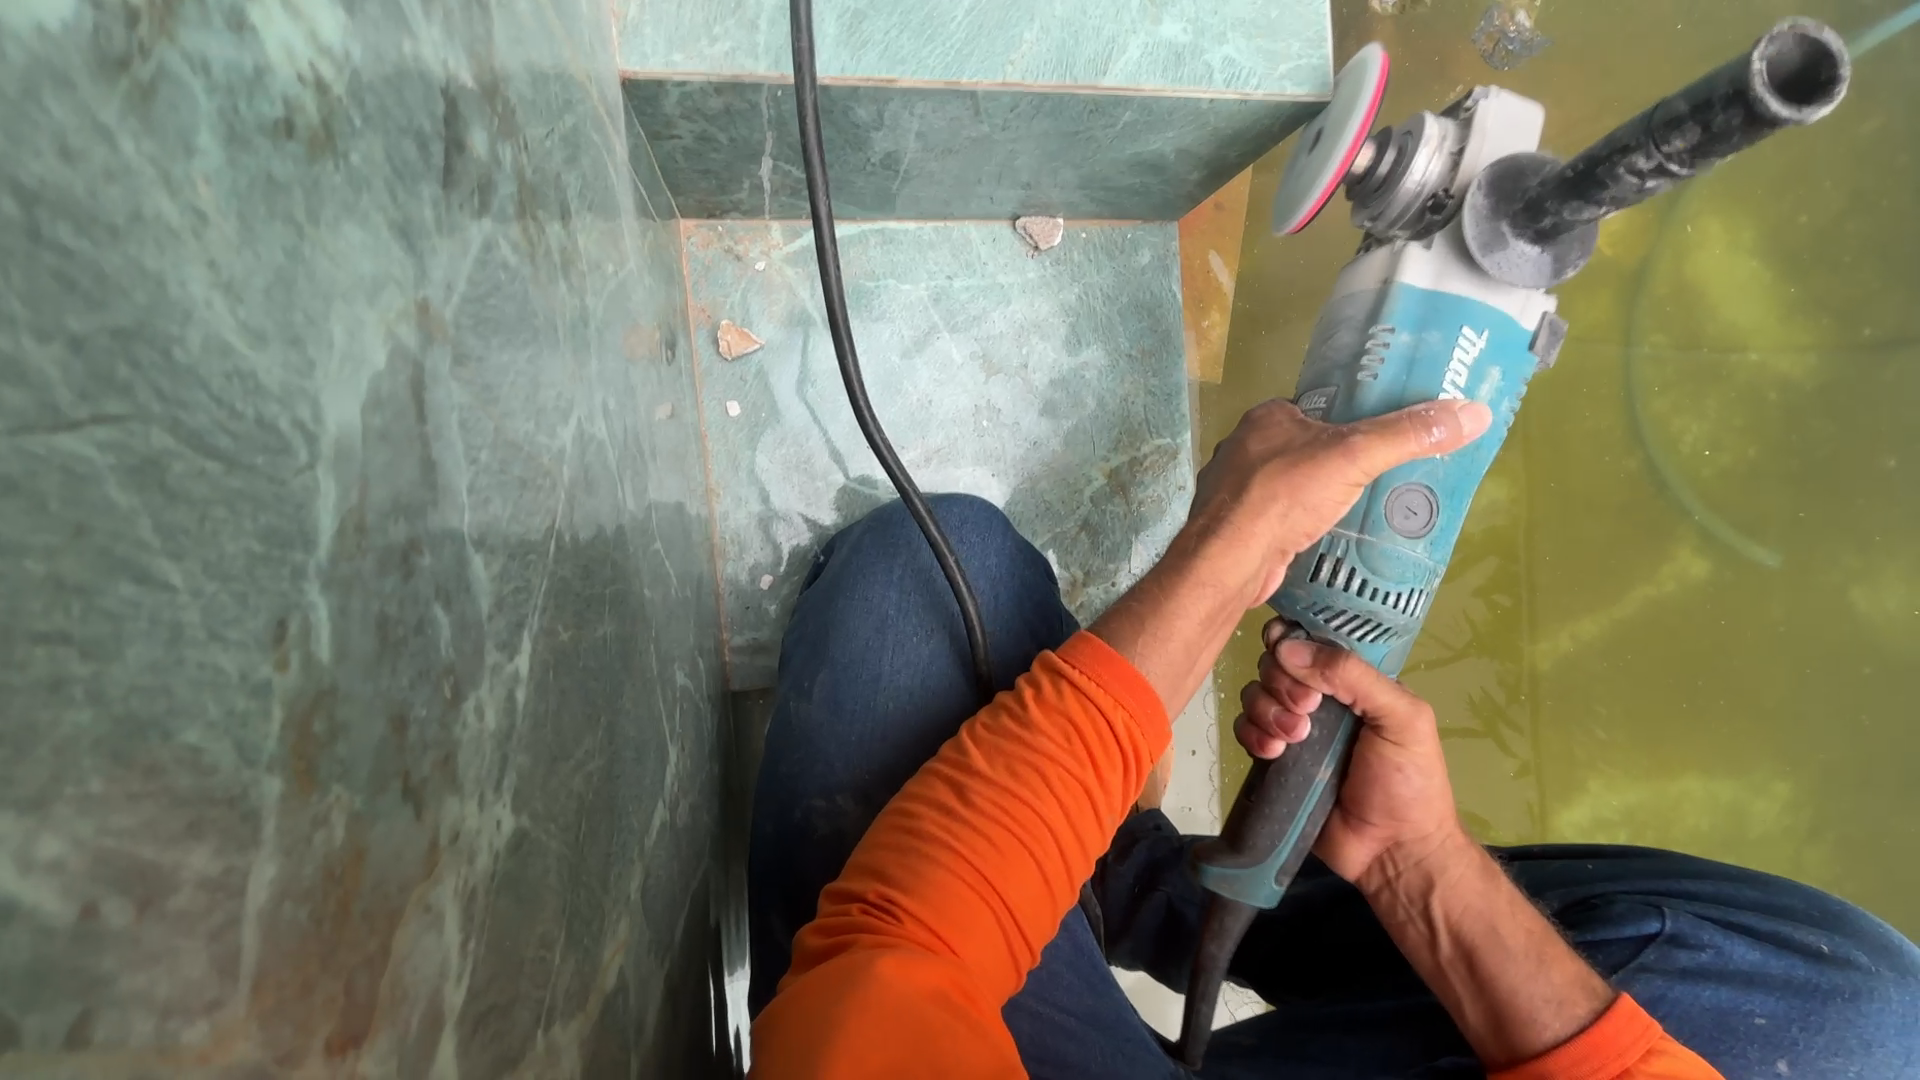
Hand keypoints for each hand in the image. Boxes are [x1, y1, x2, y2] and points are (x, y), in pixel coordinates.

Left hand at [1184, 398, 1490, 608]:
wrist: (1231, 559)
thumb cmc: (1284, 494)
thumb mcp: (1355, 455)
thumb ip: (1409, 434)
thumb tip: (1475, 412)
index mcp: (1265, 418)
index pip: (1317, 409)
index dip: (1351, 419)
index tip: (1384, 436)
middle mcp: (1244, 449)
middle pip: (1305, 449)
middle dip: (1339, 463)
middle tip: (1384, 477)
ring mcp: (1235, 490)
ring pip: (1291, 487)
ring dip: (1321, 497)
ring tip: (1366, 508)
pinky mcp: (1239, 527)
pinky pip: (1281, 518)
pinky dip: (1304, 524)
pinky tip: (1330, 536)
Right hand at [1235, 625, 1463, 890]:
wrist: (1392, 852)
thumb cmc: (1410, 782)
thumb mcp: (1402, 718)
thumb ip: (1352, 675)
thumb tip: (1287, 648)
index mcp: (1353, 680)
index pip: (1310, 640)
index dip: (1291, 640)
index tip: (1288, 654)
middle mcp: (1320, 697)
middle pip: (1274, 664)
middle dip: (1282, 683)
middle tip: (1308, 712)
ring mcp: (1293, 727)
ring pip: (1255, 694)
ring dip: (1267, 712)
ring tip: (1295, 742)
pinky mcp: (1274, 757)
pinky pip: (1245, 729)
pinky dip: (1253, 735)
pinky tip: (1274, 754)